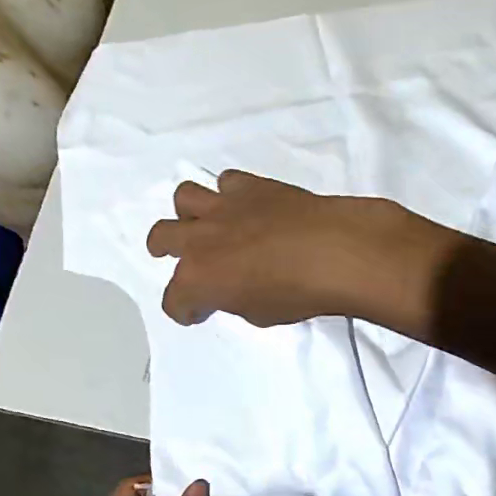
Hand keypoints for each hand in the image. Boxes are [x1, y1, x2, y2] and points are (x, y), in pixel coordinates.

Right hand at [145, 170, 457, 329]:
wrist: (333, 251)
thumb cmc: (299, 295)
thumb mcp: (260, 313)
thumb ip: (236, 299)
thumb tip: (236, 288)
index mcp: (198, 280)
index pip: (174, 300)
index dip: (184, 308)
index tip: (196, 311)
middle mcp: (199, 240)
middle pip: (161, 237)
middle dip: (164, 249)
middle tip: (177, 255)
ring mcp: (222, 207)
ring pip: (184, 197)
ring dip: (189, 212)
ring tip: (205, 222)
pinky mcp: (250, 185)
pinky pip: (227, 181)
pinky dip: (231, 193)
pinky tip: (246, 206)